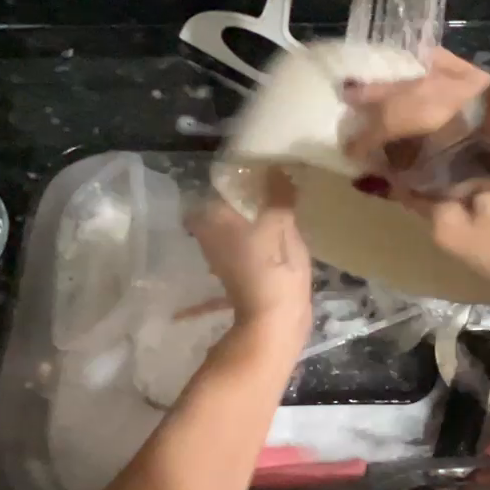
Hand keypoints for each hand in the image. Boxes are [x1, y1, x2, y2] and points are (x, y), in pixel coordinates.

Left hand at [185, 168, 313, 345]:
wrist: (274, 322)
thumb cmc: (274, 269)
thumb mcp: (282, 224)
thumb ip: (278, 194)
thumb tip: (277, 167)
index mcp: (212, 217)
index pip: (219, 184)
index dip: (239, 177)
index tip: (262, 171)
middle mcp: (207, 234)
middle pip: (224, 205)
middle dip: (245, 197)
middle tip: (275, 185)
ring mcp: (218, 256)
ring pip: (232, 224)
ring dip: (250, 215)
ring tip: (280, 204)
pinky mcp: (233, 271)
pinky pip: (241, 240)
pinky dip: (254, 234)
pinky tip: (279, 230)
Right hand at [345, 51, 489, 326]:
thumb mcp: (460, 235)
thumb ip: (416, 195)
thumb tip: (382, 174)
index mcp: (477, 131)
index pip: (407, 113)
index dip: (370, 129)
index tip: (345, 148)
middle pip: (427, 85)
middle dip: (384, 96)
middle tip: (348, 104)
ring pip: (453, 77)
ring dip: (413, 84)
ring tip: (379, 94)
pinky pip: (480, 84)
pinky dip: (448, 81)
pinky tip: (429, 85)